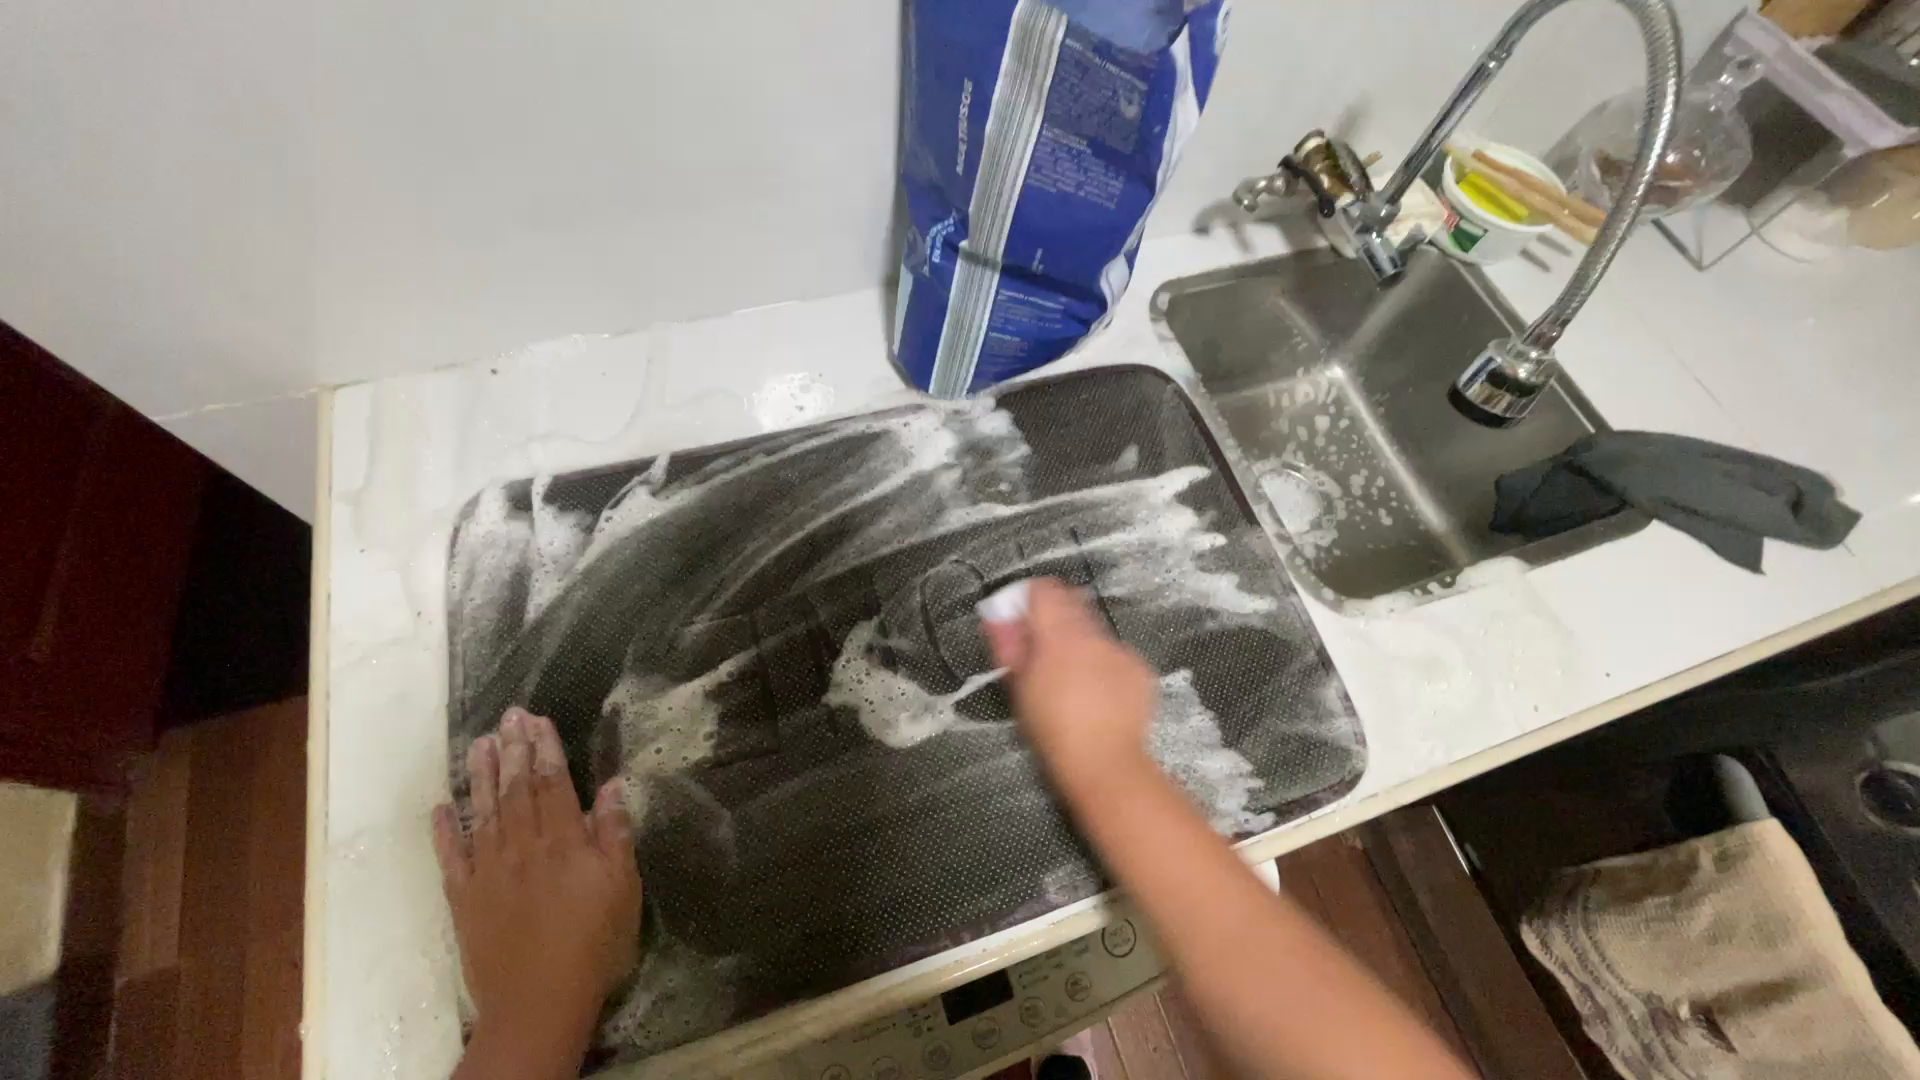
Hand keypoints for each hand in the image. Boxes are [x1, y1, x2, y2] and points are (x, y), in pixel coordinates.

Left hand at [434, 707, 642, 1079]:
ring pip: (484, 813)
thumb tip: (611, 786)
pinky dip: (445, 831)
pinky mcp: (464, 899)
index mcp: (564, 842)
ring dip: (481, 776)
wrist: (538, 1003)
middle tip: (507, 716)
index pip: (553, 784)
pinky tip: (441, 806)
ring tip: (480, 743)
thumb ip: (614, 834)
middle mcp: (523, 847)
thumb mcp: (622, 886)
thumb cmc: (593, 942)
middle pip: (517, 790)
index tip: (537, 720)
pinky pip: (451, 858)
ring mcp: (489, 872)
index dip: (545, 749)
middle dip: (514, 750)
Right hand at [979, 579, 1157, 786]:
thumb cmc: (1051, 728)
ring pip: (1094, 629)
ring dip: (1079, 641)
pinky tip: (1099, 694)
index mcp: (1058, 633)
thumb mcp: (1019, 688)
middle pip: (1071, 602)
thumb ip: (1007, 645)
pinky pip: (1116, 653)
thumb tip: (997, 617)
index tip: (1020, 621)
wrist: (1104, 764)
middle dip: (1054, 618)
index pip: (1043, 589)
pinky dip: (1103, 664)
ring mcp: (1121, 649)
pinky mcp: (1140, 668)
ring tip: (1072, 679)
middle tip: (1041, 651)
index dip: (1028, 599)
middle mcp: (1093, 633)